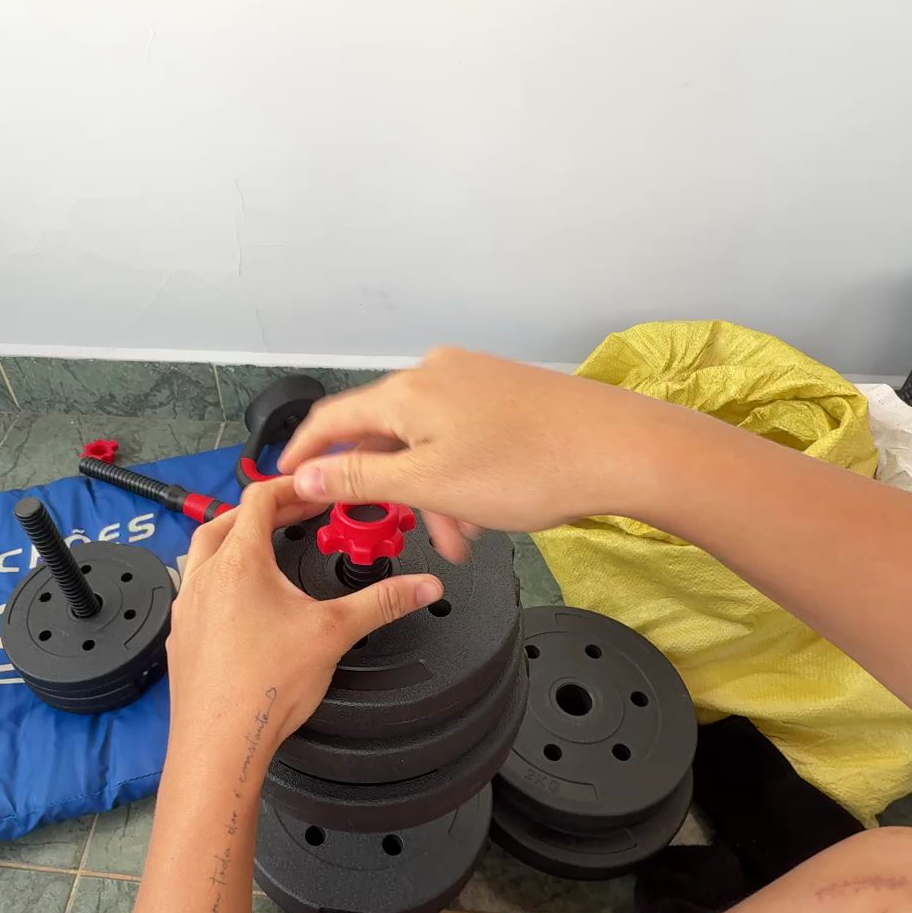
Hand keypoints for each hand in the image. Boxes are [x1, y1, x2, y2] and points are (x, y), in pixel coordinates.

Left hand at [167, 478, 443, 748]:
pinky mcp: (182, 635)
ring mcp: (187, 608)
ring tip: (265, 550)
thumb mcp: (334, 633)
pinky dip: (218, 579)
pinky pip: (195, 590)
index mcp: (239, 564)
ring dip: (232, 542)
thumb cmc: (263, 688)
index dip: (290, 488)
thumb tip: (421, 586)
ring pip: (203, 554)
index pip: (259, 499)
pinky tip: (240, 601)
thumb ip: (382, 603)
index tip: (313, 493)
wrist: (219, 744)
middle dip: (261, 511)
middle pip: (224, 520)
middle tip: (293, 515)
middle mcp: (205, 578)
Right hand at [279, 347, 664, 559]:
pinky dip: (458, 476)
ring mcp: (472, 380)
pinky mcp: (503, 393)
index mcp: (406, 391)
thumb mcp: (429, 483)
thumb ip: (360, 478)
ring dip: (433, 493)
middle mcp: (434, 374)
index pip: (332, 419)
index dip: (305, 452)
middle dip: (393, 492)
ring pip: (427, 444)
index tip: (287, 480)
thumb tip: (307, 472)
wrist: (623, 449)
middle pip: (385, 436)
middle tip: (410, 533)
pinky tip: (483, 511)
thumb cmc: (527, 468)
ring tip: (462, 538)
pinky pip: (459, 437)